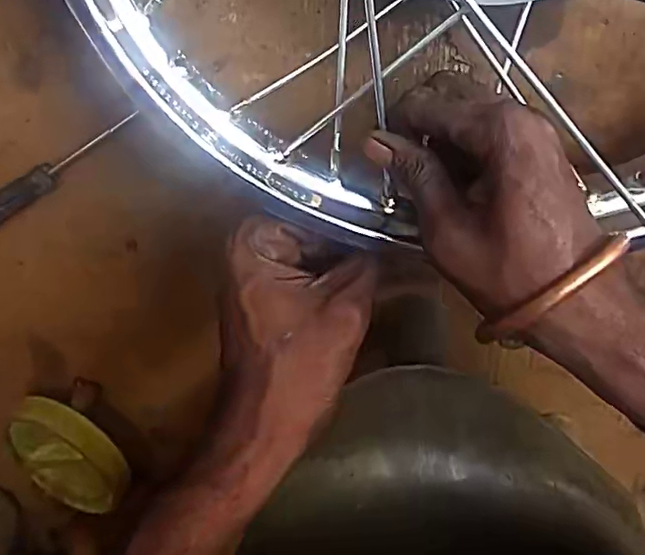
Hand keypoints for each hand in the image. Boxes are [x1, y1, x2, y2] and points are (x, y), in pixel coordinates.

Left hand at [218, 217, 376, 449]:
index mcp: (254, 238)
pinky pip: (307, 269)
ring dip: (348, 257)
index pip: (319, 209)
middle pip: (316, 228)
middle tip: (399, 236)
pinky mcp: (264, 292)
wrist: (262, 434)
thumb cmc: (296, 373)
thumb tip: (397, 238)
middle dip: (355, 238)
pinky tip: (372, 274)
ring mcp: (252, 269)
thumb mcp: (345, 310)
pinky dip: (334, 275)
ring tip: (392, 252)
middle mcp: (246, 245)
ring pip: (314, 249)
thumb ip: (371, 264)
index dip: (360, 217)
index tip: (395, 216)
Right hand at [360, 71, 608, 321]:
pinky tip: (462, 179)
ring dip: (444, 131)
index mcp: (500, 128)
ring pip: (470, 104)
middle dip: (422, 121)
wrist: (583, 301)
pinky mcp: (541, 141)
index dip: (399, 126)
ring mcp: (535, 125)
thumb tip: (376, 141)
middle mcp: (520, 113)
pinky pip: (492, 122)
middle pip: (452, 91)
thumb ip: (415, 174)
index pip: (429, 103)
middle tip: (406, 165)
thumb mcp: (448, 229)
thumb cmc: (512, 273)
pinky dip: (468, 140)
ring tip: (434, 178)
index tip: (385, 157)